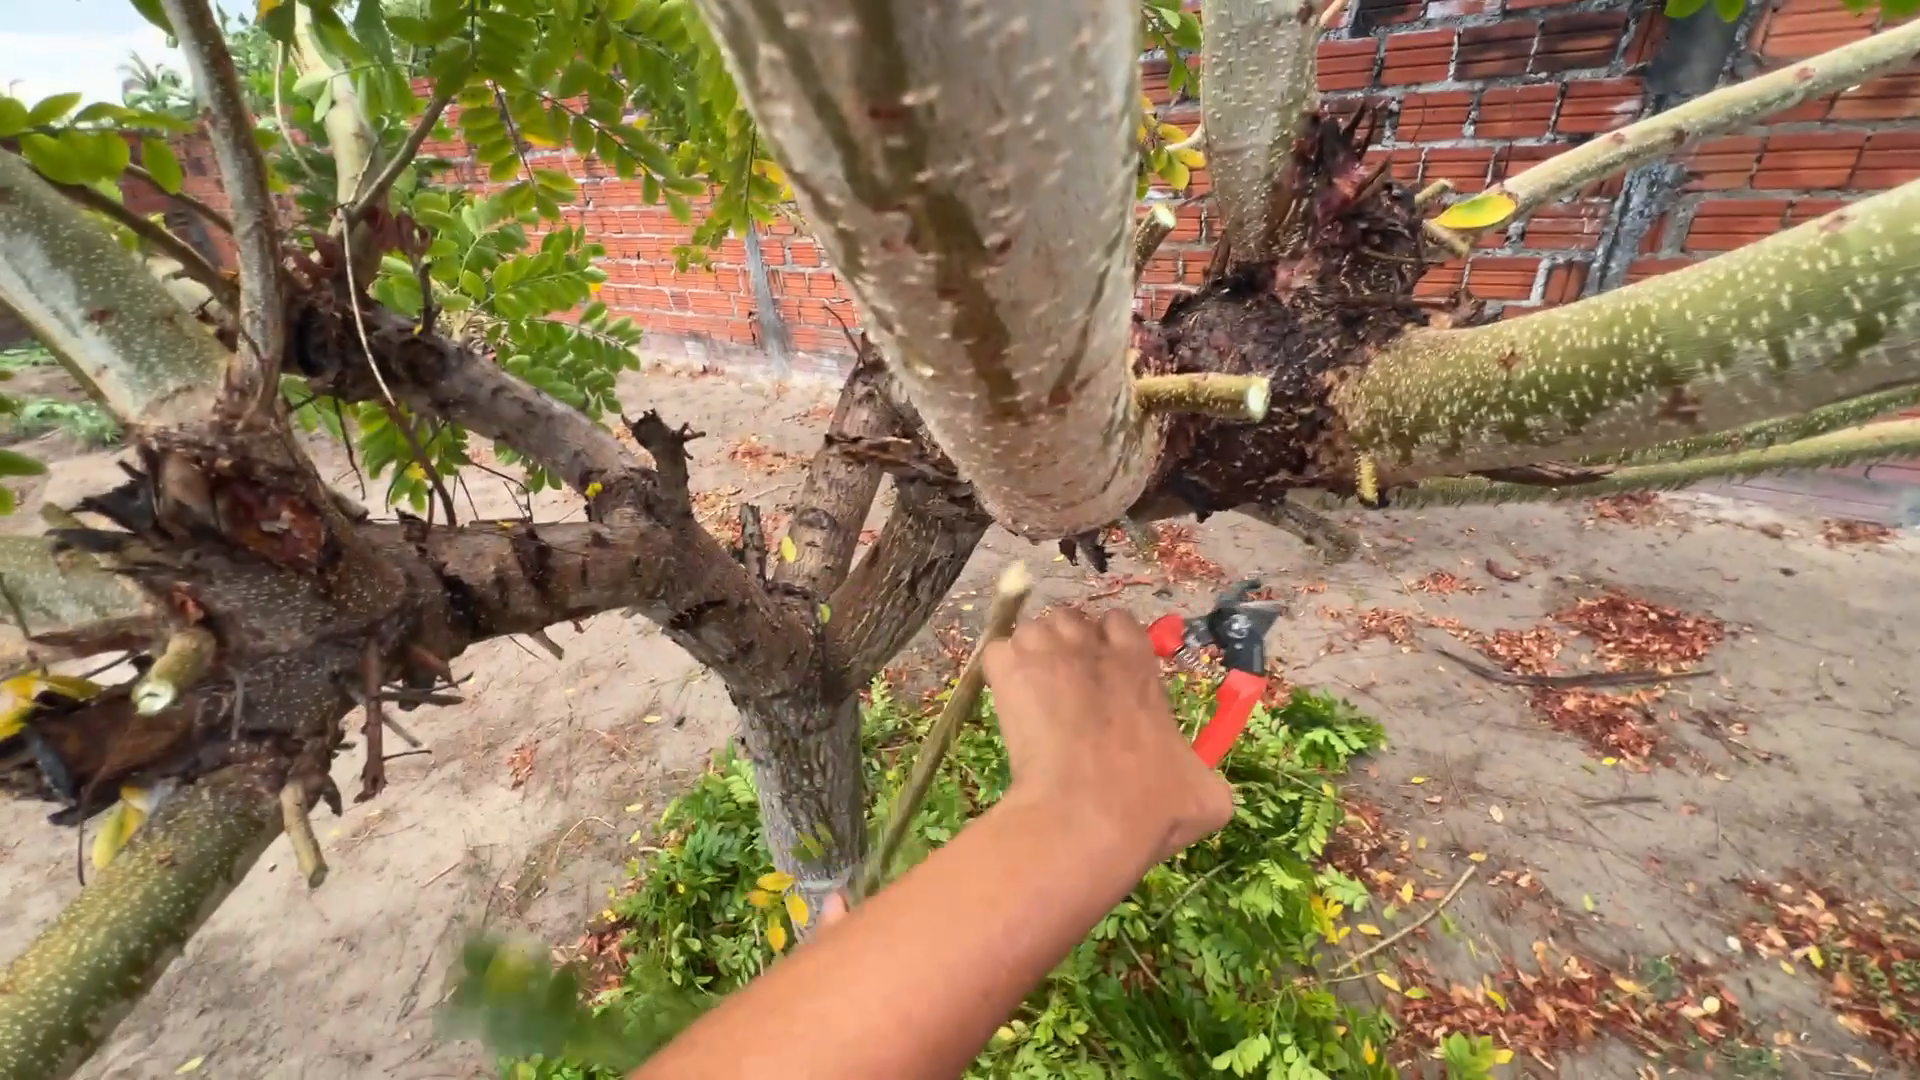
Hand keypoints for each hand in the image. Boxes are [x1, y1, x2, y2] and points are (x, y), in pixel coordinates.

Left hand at [982, 607, 1233, 870]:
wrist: (1088, 814)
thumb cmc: (1151, 804)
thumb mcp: (1204, 794)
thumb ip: (1201, 771)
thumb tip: (1201, 780)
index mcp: (1137, 663)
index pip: (1120, 623)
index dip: (1110, 643)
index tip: (1106, 674)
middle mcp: (1091, 646)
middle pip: (1071, 621)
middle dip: (1066, 646)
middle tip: (1064, 688)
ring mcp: (1047, 650)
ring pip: (1033, 632)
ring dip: (1032, 657)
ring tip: (1033, 699)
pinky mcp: (1009, 668)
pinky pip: (997, 654)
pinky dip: (1000, 674)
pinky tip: (1008, 705)